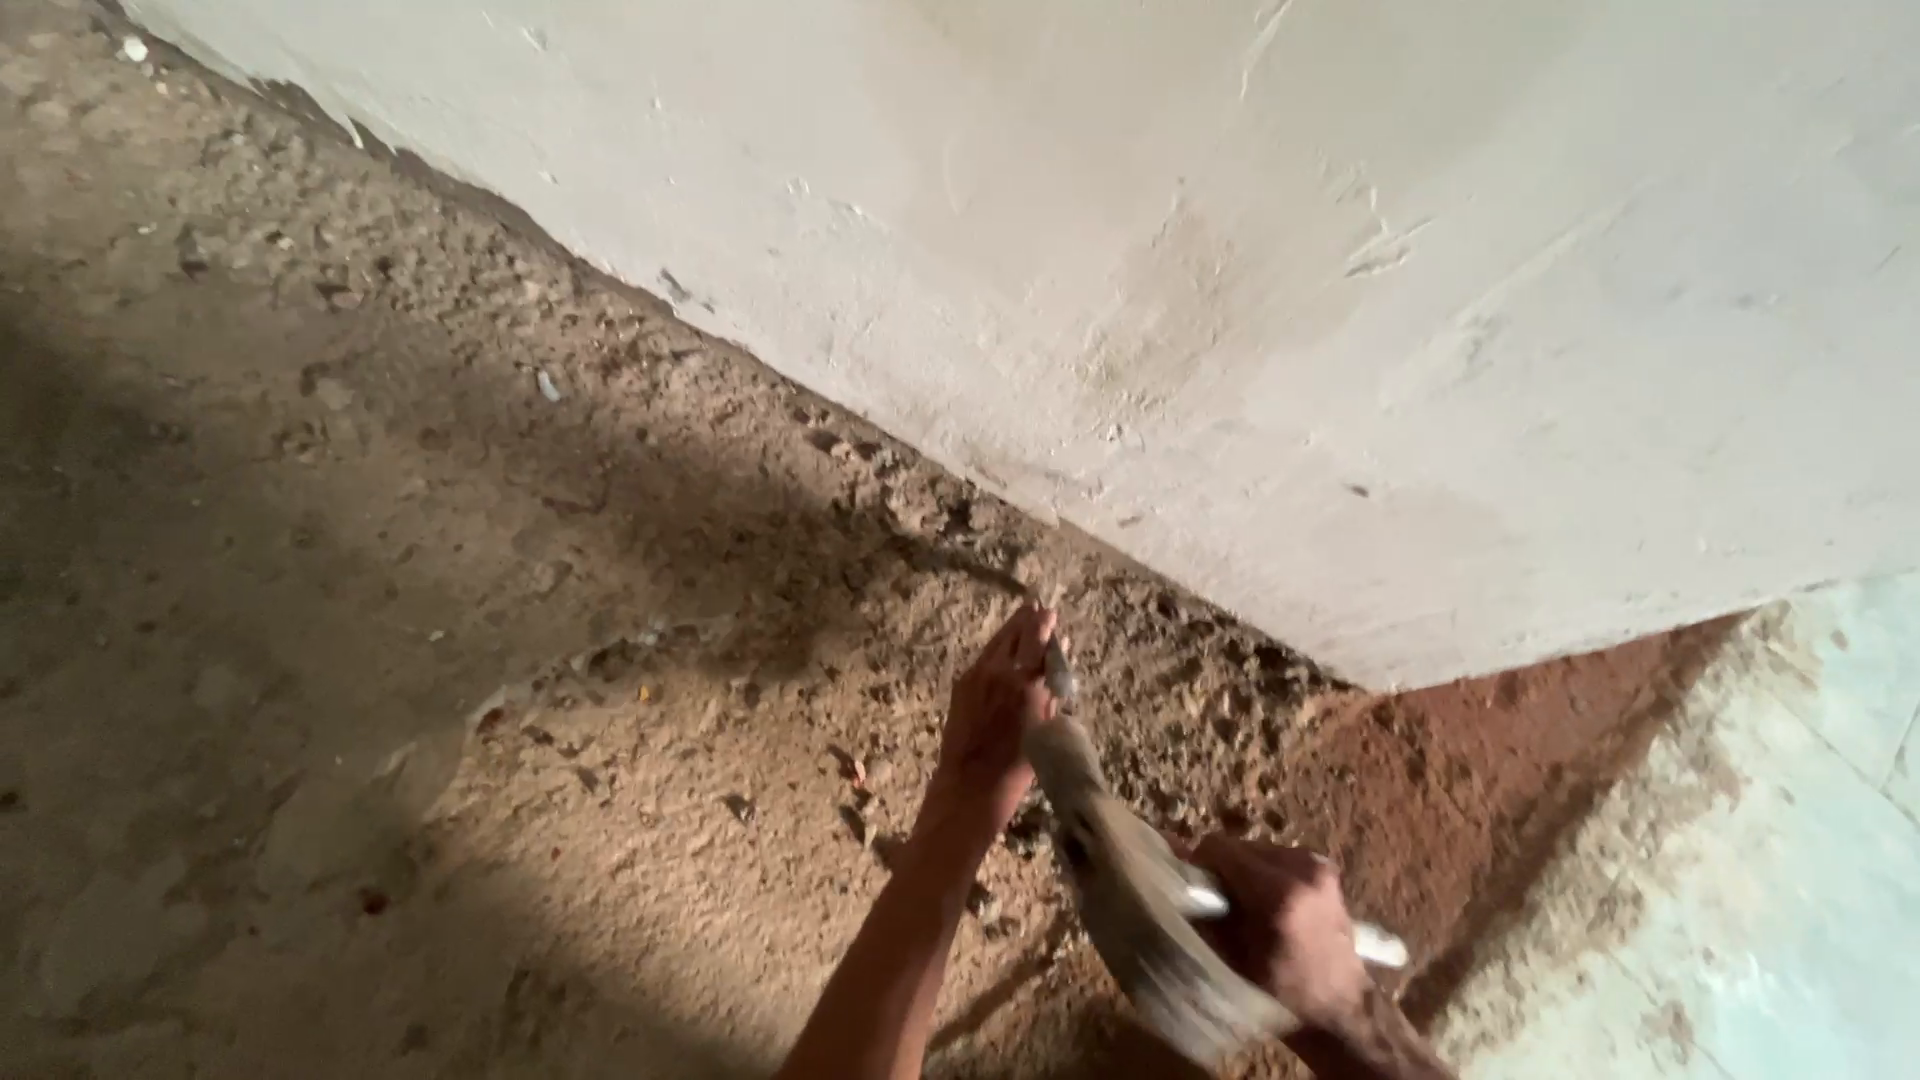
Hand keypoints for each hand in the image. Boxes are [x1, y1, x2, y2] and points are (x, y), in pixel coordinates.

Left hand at [917, 604, 1056, 839]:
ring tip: (1023, 617)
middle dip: (1029, 620)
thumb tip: (1059, 660)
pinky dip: (997, 647)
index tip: (1051, 613)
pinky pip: (984, 656)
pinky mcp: (963, 683)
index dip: (1046, 625)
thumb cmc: (1019, 764)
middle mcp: (1002, 672)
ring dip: (1012, 629)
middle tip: (1037, 607)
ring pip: (998, 641)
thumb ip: (1053, 689)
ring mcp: (978, 675)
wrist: (973, 782)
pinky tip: (1003, 647)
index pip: (1039, 642)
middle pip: (1017, 634)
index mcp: (1028, 684)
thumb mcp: (1047, 726)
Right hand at [1185, 835, 1370, 1032]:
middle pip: (1240, 846)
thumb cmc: (1277, 991)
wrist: (1335, 1014)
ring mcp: (1319, 867)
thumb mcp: (1228, 951)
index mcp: (1277, 892)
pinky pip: (1280, 857)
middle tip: (1221, 900)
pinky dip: (1267, 871)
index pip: (1220, 847)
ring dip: (1246, 869)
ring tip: (1248, 902)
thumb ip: (1201, 906)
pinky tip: (1270, 900)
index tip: (1196, 886)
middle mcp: (1302, 870)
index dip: (1200, 863)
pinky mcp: (1326, 870)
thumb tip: (1175, 870)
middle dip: (1225, 867)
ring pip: (1259, 849)